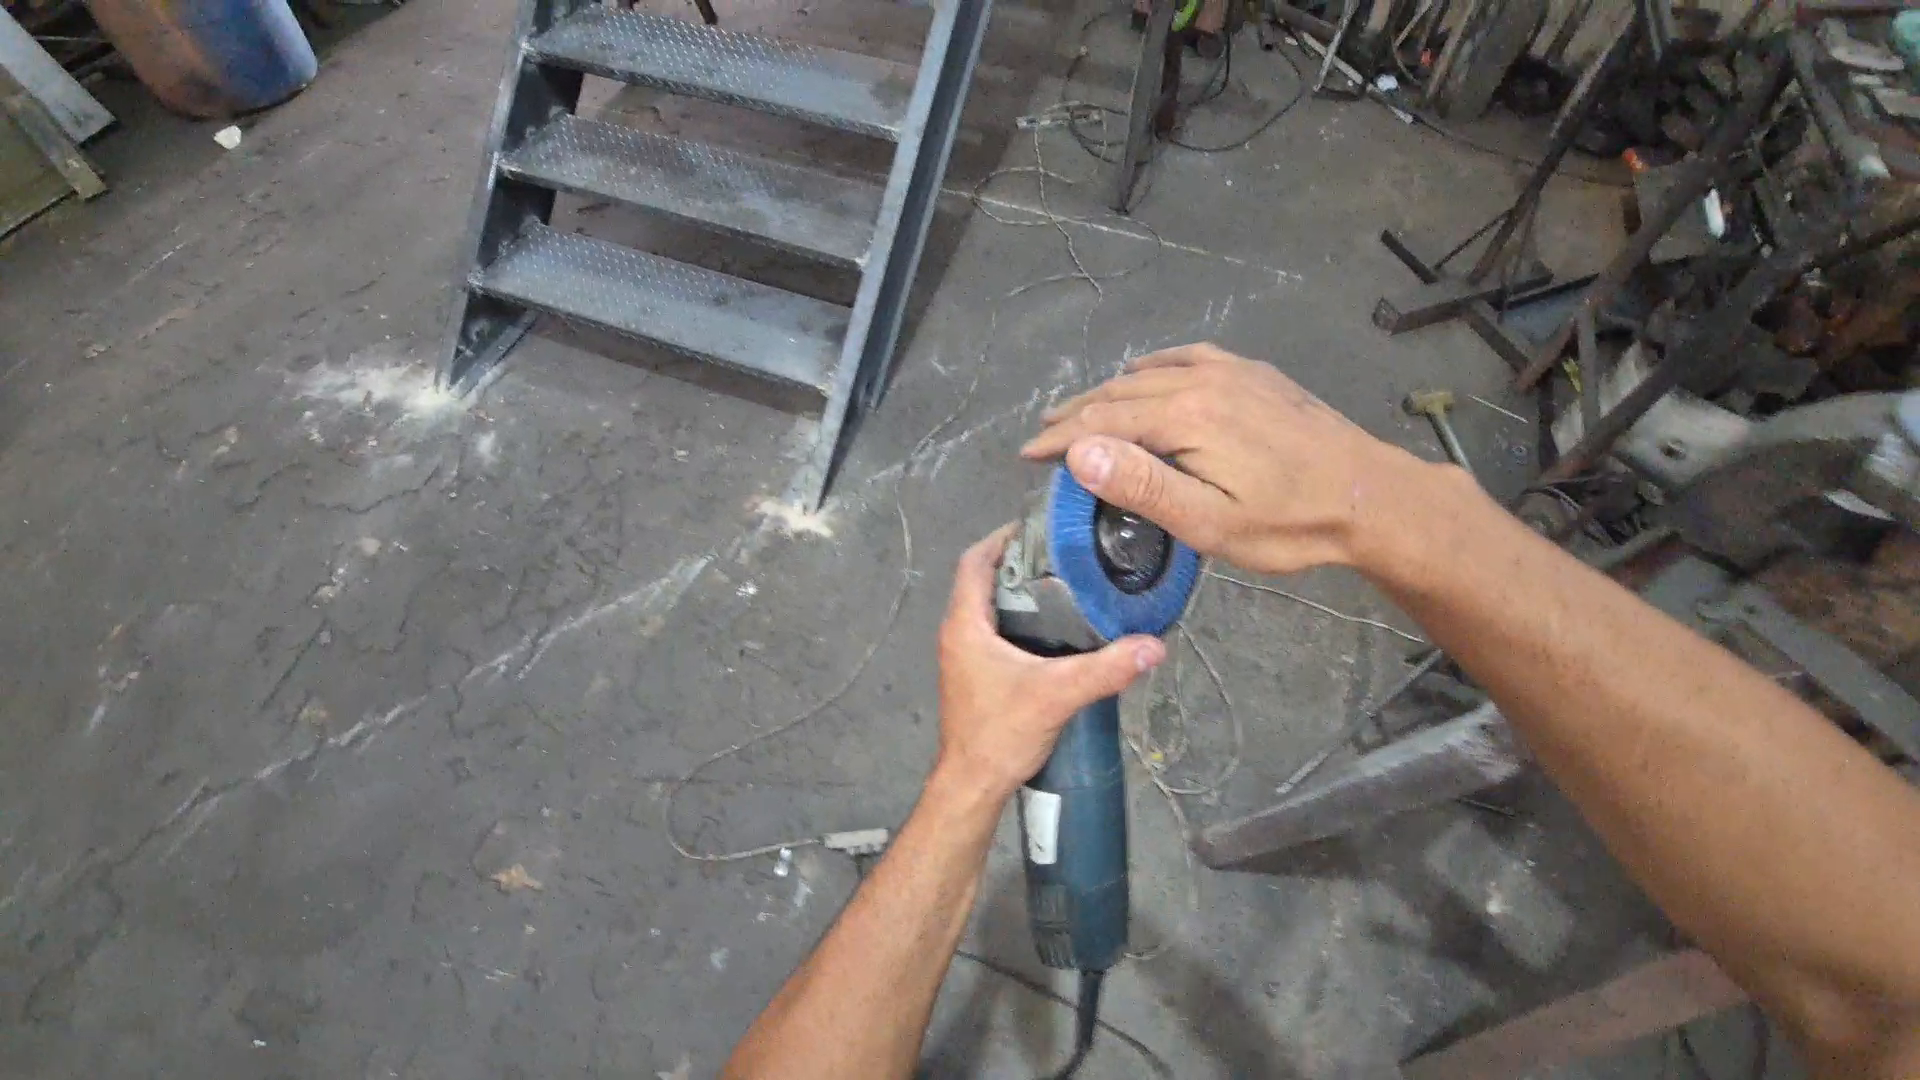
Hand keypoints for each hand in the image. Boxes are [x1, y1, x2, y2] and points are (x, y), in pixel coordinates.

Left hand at [935, 526, 1165, 799]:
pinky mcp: (975, 673)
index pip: (974, 561)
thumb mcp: (1056, 696)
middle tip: (1064, 551)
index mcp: (965, 624)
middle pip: (982, 578)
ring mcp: (963, 654)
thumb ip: (1105, 669)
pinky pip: (994, 629)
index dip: (1001, 537)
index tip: (1039, 526)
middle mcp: (958, 632)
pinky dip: (1019, 617)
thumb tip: (1153, 645)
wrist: (972, 785)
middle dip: (1018, 560)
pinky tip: (1055, 627)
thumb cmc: (999, 733)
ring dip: (1019, 590)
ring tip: (1065, 581)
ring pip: (988, 605)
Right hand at [1020, 343, 1425, 575]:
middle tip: (1041, 435)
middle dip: (1074, 415)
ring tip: (1077, 410)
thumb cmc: (1288, 522)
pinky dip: (1150, 368)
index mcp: (1185, 418)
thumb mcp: (1210, 521)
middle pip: (1119, 394)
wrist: (1372, 497)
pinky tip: (1141, 373)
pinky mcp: (1253, 373)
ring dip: (1106, 393)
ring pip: (1148, 375)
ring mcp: (1230, 371)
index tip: (1027, 454)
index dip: (1060, 439)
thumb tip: (1080, 451)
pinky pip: (1186, 358)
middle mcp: (1201, 382)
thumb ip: (1142, 484)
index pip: (1102, 423)